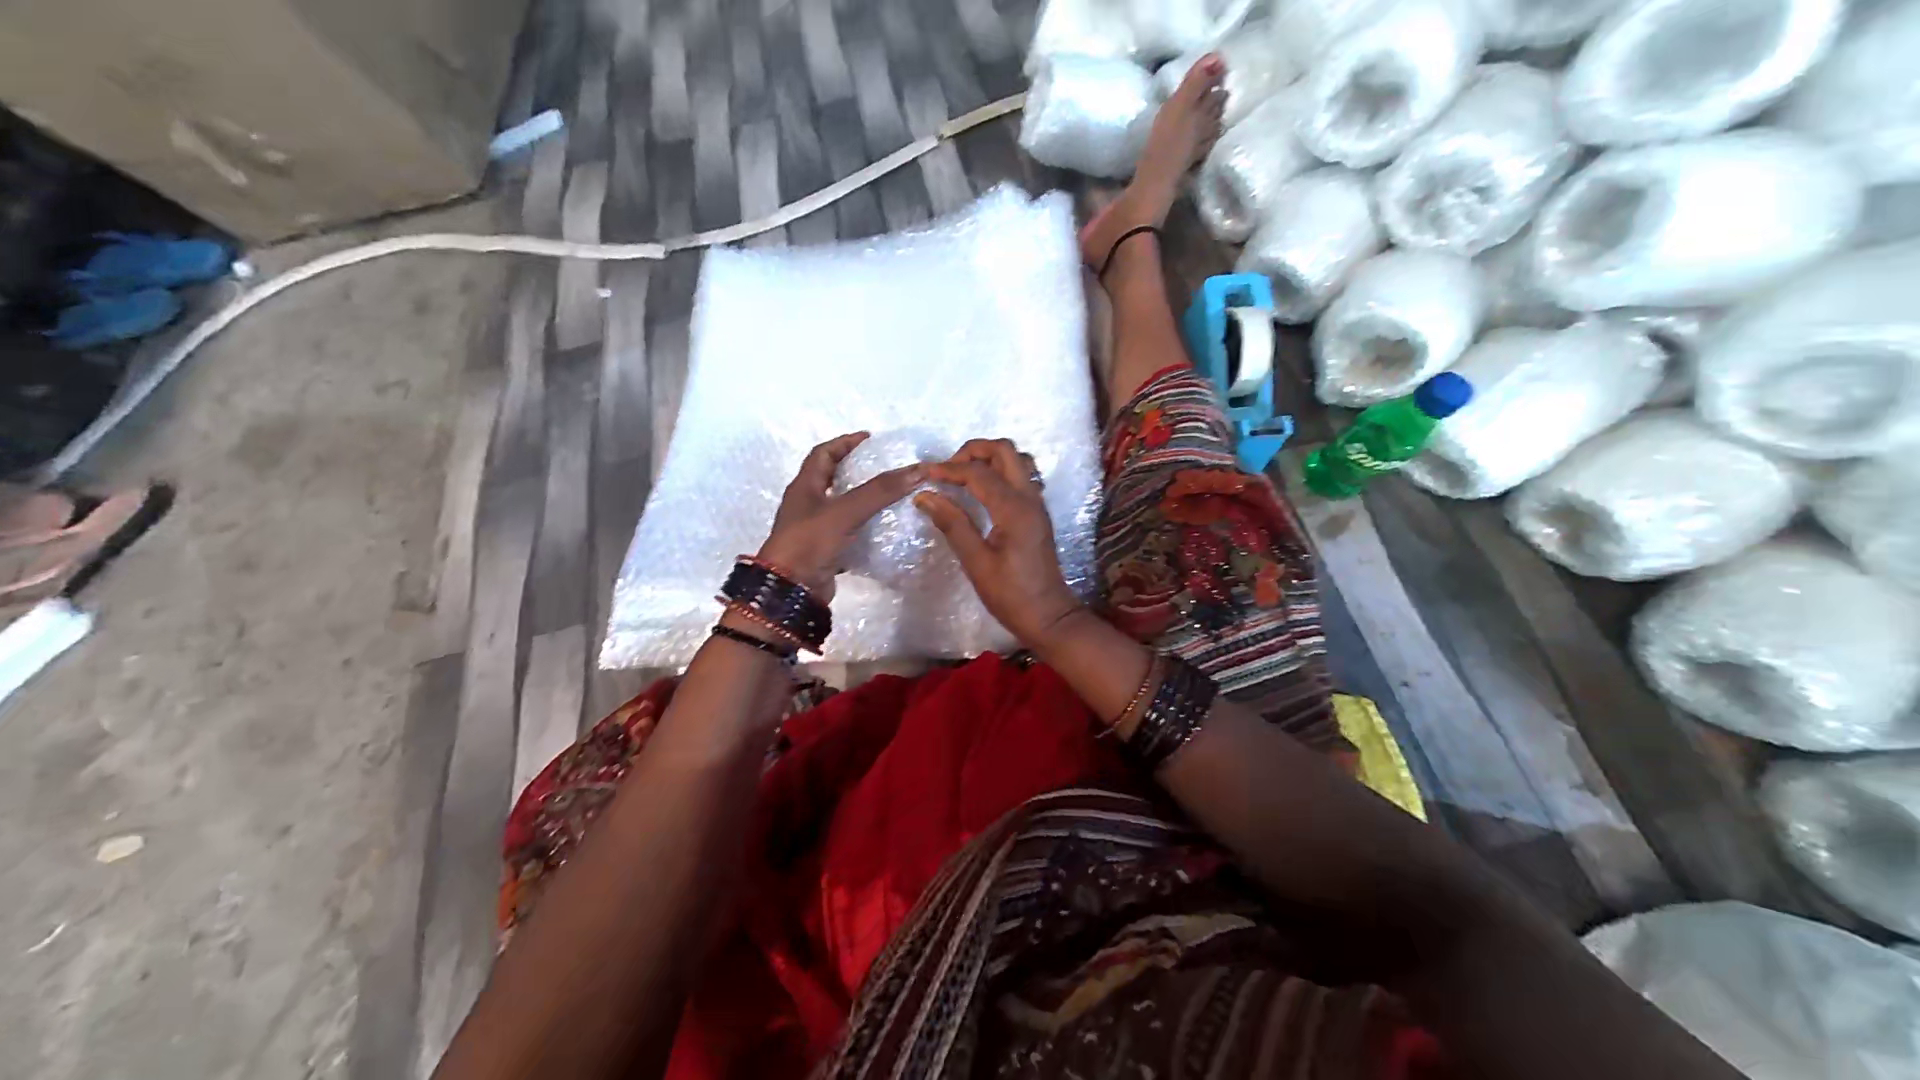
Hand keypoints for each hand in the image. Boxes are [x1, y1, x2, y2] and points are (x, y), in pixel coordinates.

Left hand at [758, 432, 922, 601]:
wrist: (791, 590)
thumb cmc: (810, 542)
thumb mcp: (845, 511)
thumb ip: (880, 491)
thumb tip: (918, 470)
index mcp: (804, 487)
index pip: (823, 454)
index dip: (844, 443)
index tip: (869, 439)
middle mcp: (807, 505)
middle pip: (831, 479)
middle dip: (856, 470)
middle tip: (884, 467)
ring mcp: (814, 530)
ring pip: (841, 508)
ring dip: (862, 501)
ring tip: (890, 496)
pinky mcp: (824, 552)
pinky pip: (847, 534)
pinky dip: (864, 529)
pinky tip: (885, 530)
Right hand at [915, 438, 1084, 646]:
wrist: (1048, 616)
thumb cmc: (1010, 595)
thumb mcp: (976, 562)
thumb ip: (952, 524)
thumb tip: (925, 496)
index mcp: (1014, 509)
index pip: (978, 472)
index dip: (948, 469)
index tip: (924, 474)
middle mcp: (1030, 498)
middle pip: (1005, 450)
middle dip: (973, 451)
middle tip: (947, 470)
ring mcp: (1037, 504)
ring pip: (1016, 460)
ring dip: (988, 459)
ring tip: (962, 477)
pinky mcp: (1036, 513)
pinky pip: (1020, 476)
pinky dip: (998, 472)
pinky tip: (979, 492)